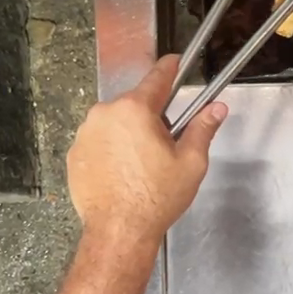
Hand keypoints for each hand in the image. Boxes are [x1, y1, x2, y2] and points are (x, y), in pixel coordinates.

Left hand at [66, 54, 227, 245]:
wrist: (119, 230)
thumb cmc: (154, 199)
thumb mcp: (190, 163)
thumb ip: (203, 129)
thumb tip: (216, 110)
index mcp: (136, 110)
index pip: (157, 79)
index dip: (170, 69)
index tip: (174, 63)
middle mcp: (106, 114)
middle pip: (136, 105)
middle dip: (151, 120)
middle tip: (165, 149)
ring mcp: (86, 134)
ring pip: (116, 124)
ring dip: (129, 136)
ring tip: (143, 168)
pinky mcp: (76, 154)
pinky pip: (99, 143)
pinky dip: (112, 152)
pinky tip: (125, 175)